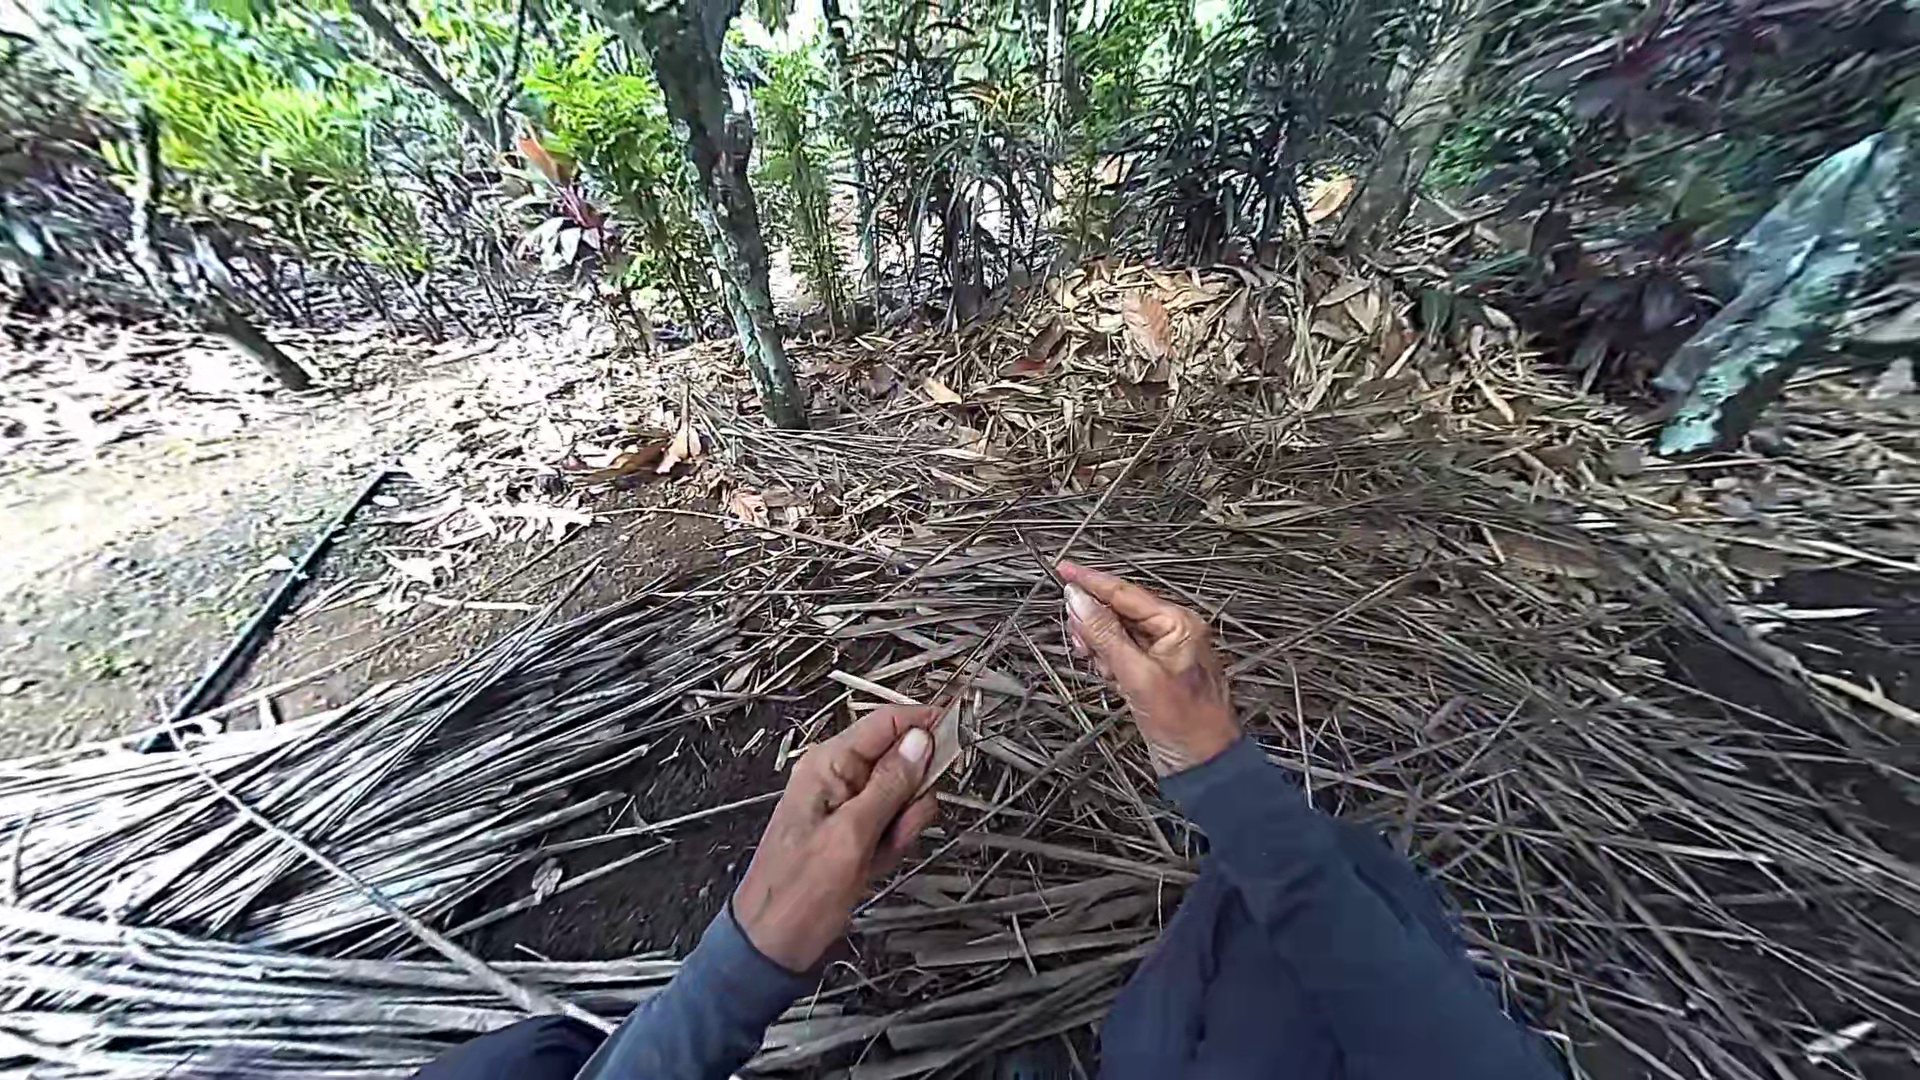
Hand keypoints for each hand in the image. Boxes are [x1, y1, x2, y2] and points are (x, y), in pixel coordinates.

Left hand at [733, 705, 940, 970]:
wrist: (774, 947)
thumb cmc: (797, 893)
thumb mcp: (851, 835)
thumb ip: (890, 784)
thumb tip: (920, 741)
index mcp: (830, 763)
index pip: (886, 722)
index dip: (923, 723)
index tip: (957, 731)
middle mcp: (839, 774)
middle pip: (901, 758)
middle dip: (912, 792)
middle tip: (902, 822)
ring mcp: (849, 801)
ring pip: (903, 792)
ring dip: (904, 822)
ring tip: (881, 850)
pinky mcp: (856, 826)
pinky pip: (894, 819)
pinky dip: (894, 840)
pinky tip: (876, 861)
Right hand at [1058, 561, 1239, 776]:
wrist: (1204, 767)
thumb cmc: (1187, 724)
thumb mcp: (1139, 676)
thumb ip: (1105, 635)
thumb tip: (1078, 600)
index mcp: (1177, 623)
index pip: (1124, 592)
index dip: (1090, 581)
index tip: (1064, 570)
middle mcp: (1170, 631)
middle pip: (1116, 610)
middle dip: (1093, 623)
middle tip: (1080, 641)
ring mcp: (1160, 651)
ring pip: (1113, 632)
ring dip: (1098, 645)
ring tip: (1099, 665)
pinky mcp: (1150, 670)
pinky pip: (1118, 652)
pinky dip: (1106, 661)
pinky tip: (1109, 676)